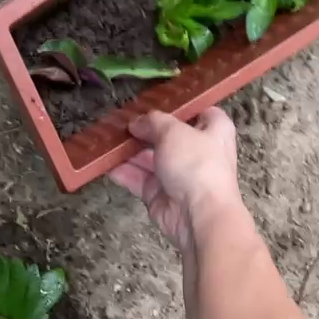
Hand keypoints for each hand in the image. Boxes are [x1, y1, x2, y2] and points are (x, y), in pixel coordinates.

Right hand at [107, 108, 244, 254]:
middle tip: (120, 123)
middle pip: (165, 137)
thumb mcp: (173, 131)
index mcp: (212, 129)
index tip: (151, 103)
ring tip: (107, 141)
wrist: (198, 214)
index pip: (194, 112)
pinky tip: (106, 163)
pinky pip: (138, 180)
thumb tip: (136, 123)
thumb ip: (152, 122)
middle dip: (142, 132)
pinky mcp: (160, 195)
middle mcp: (196, 152)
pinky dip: (123, 173)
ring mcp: (177, 175)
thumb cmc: (198, 166)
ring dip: (128, 152)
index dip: (173, 108)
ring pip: (148, 159)